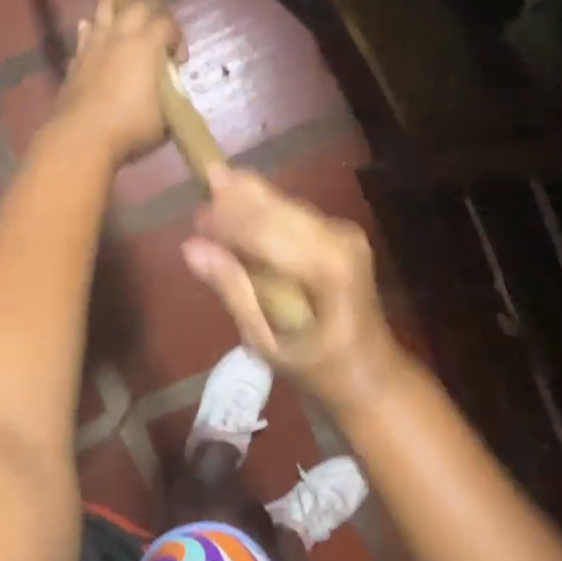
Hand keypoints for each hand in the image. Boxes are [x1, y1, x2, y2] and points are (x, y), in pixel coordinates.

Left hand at [53, 0, 184, 160]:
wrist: (82, 138)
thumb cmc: (131, 127)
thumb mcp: (165, 117)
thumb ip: (170, 99)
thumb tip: (172, 95)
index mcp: (147, 45)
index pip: (169, 25)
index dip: (178, 37)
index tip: (179, 60)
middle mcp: (121, 37)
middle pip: (138, 6)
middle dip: (152, 7)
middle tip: (157, 14)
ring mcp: (94, 47)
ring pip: (103, 13)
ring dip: (109, 0)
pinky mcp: (75, 62)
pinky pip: (83, 37)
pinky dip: (88, 29)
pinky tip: (86, 26)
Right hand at [181, 165, 403, 408]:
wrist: (370, 372)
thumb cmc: (317, 368)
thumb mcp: (267, 342)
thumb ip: (233, 291)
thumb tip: (192, 249)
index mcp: (325, 269)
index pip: (264, 230)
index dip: (226, 219)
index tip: (194, 218)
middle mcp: (338, 240)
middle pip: (277, 209)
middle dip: (238, 198)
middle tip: (202, 189)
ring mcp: (344, 235)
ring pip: (286, 207)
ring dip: (250, 201)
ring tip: (214, 193)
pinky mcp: (342, 235)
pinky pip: (295, 216)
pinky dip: (266, 213)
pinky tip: (241, 213)